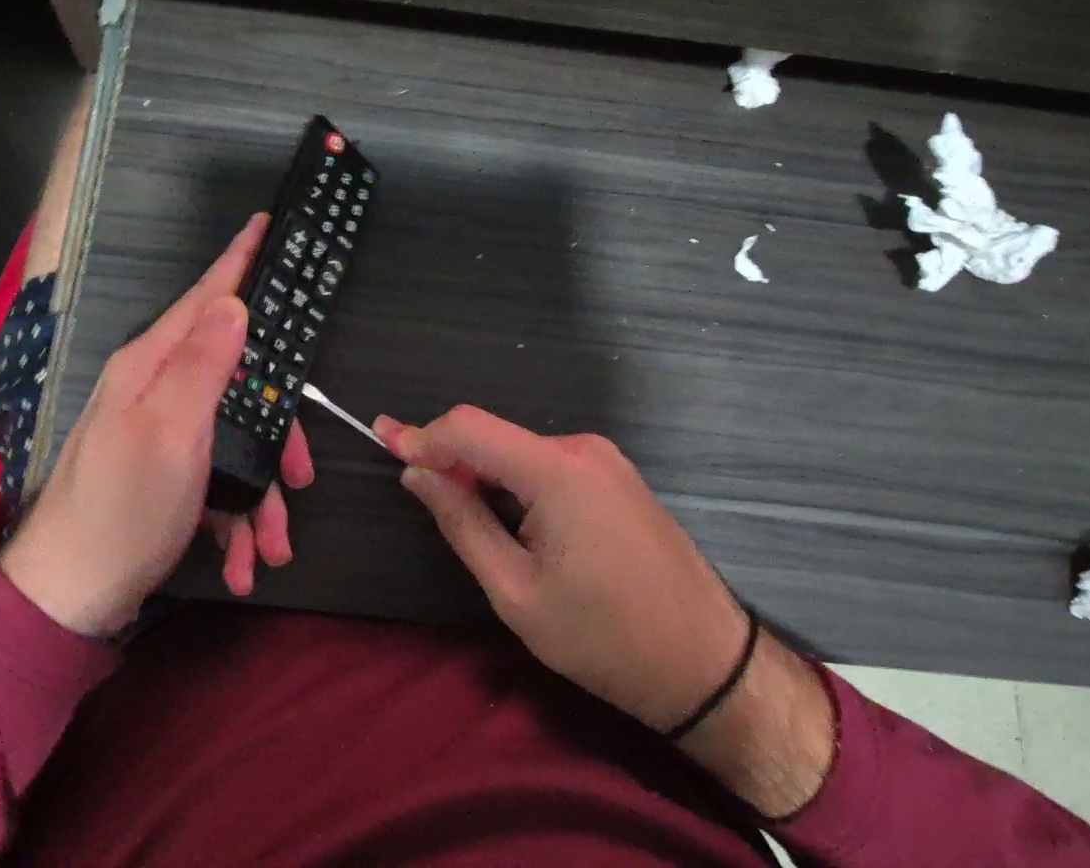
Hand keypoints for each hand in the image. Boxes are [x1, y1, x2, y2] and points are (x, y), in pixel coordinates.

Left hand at [0, 215, 312, 636]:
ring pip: (238, 442)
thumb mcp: (171, 431)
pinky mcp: (167, 475)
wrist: (71, 596)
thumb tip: (234, 305)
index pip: (205, 298)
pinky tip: (241, 562)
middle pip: (239, 383)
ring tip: (270, 549)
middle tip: (300, 476)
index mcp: (152, 367)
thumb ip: (204, 365)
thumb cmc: (123, 509)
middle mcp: (156, 391)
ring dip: (261, 499)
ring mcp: (161, 434)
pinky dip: (236, 522)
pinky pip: (219, 484)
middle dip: (277, 435)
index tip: (266, 225)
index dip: (239, 262)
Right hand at [375, 405, 833, 817]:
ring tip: (464, 518)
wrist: (705, 663)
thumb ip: (461, 522)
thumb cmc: (602, 637)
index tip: (383, 447)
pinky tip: (510, 520)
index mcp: (556, 470)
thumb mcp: (514, 590)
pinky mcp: (618, 478)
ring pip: (520, 452)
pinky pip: (549, 465)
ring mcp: (606, 461)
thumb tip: (418, 475)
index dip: (421, 435)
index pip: (468, 427)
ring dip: (483, 474)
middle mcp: (582, 449)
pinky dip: (516, 482)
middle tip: (414, 491)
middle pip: (494, 437)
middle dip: (450, 459)